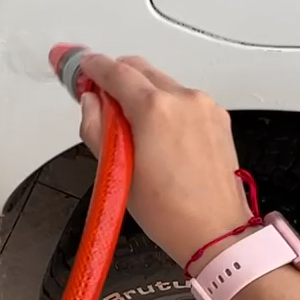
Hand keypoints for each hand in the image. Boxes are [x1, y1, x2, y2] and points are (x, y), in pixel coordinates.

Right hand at [73, 52, 253, 268]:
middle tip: (99, 100)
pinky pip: (183, 100)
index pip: (115, 71)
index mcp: (155, 109)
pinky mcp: (218, 119)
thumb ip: (96, 127)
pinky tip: (156, 137)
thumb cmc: (169, 211)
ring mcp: (205, 107)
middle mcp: (184, 99)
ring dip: (142, 94)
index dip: (92, 67)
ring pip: (163, 83)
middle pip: (140, 69)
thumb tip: (90, 104)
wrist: (215, 232)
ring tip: (130, 130)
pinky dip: (165, 107)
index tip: (81, 67)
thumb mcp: (116, 170)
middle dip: (116, 78)